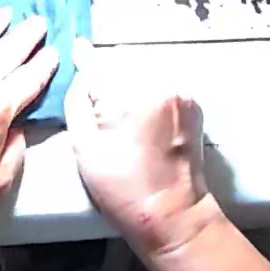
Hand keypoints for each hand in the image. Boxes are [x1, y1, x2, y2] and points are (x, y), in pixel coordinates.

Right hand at [67, 42, 223, 258]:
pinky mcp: (192, 100)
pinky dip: (150, 91)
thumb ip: (77, 95)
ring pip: (143, 66)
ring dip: (130, 82)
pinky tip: (147, 118)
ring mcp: (179, 90)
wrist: (172, 213)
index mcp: (126, 94)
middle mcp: (156, 83)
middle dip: (110, 78)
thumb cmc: (119, 185)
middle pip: (122, 59)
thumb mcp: (81, 143)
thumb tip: (80, 56)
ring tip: (128, 117)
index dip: (87, 72)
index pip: (98, 61)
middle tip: (108, 114)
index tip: (86, 89)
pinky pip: (161, 80)